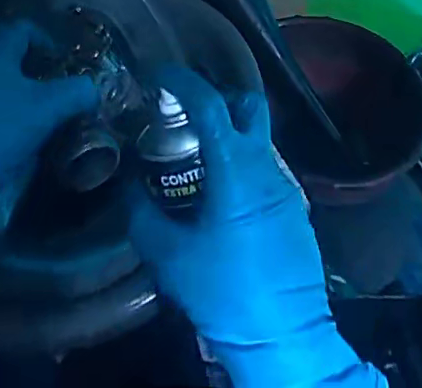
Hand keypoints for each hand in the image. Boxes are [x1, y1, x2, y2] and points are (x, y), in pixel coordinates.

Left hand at [0, 25, 99, 379]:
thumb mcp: (46, 110)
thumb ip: (76, 92)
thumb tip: (91, 88)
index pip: (25, 28)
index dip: (51, 41)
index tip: (70, 68)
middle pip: (12, 56)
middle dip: (41, 73)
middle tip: (64, 97)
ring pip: (0, 84)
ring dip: (25, 98)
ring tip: (47, 123)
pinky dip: (7, 117)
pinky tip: (19, 143)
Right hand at [128, 67, 384, 387]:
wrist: (289, 346)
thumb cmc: (226, 295)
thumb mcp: (168, 255)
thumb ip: (140, 211)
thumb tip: (127, 181)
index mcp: (236, 171)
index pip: (210, 102)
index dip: (180, 79)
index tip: (155, 75)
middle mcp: (266, 168)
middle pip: (247, 104)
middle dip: (213, 95)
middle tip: (180, 110)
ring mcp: (286, 188)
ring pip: (255, 136)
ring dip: (224, 131)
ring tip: (191, 152)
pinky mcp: (294, 210)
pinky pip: (263, 166)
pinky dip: (237, 161)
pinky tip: (215, 191)